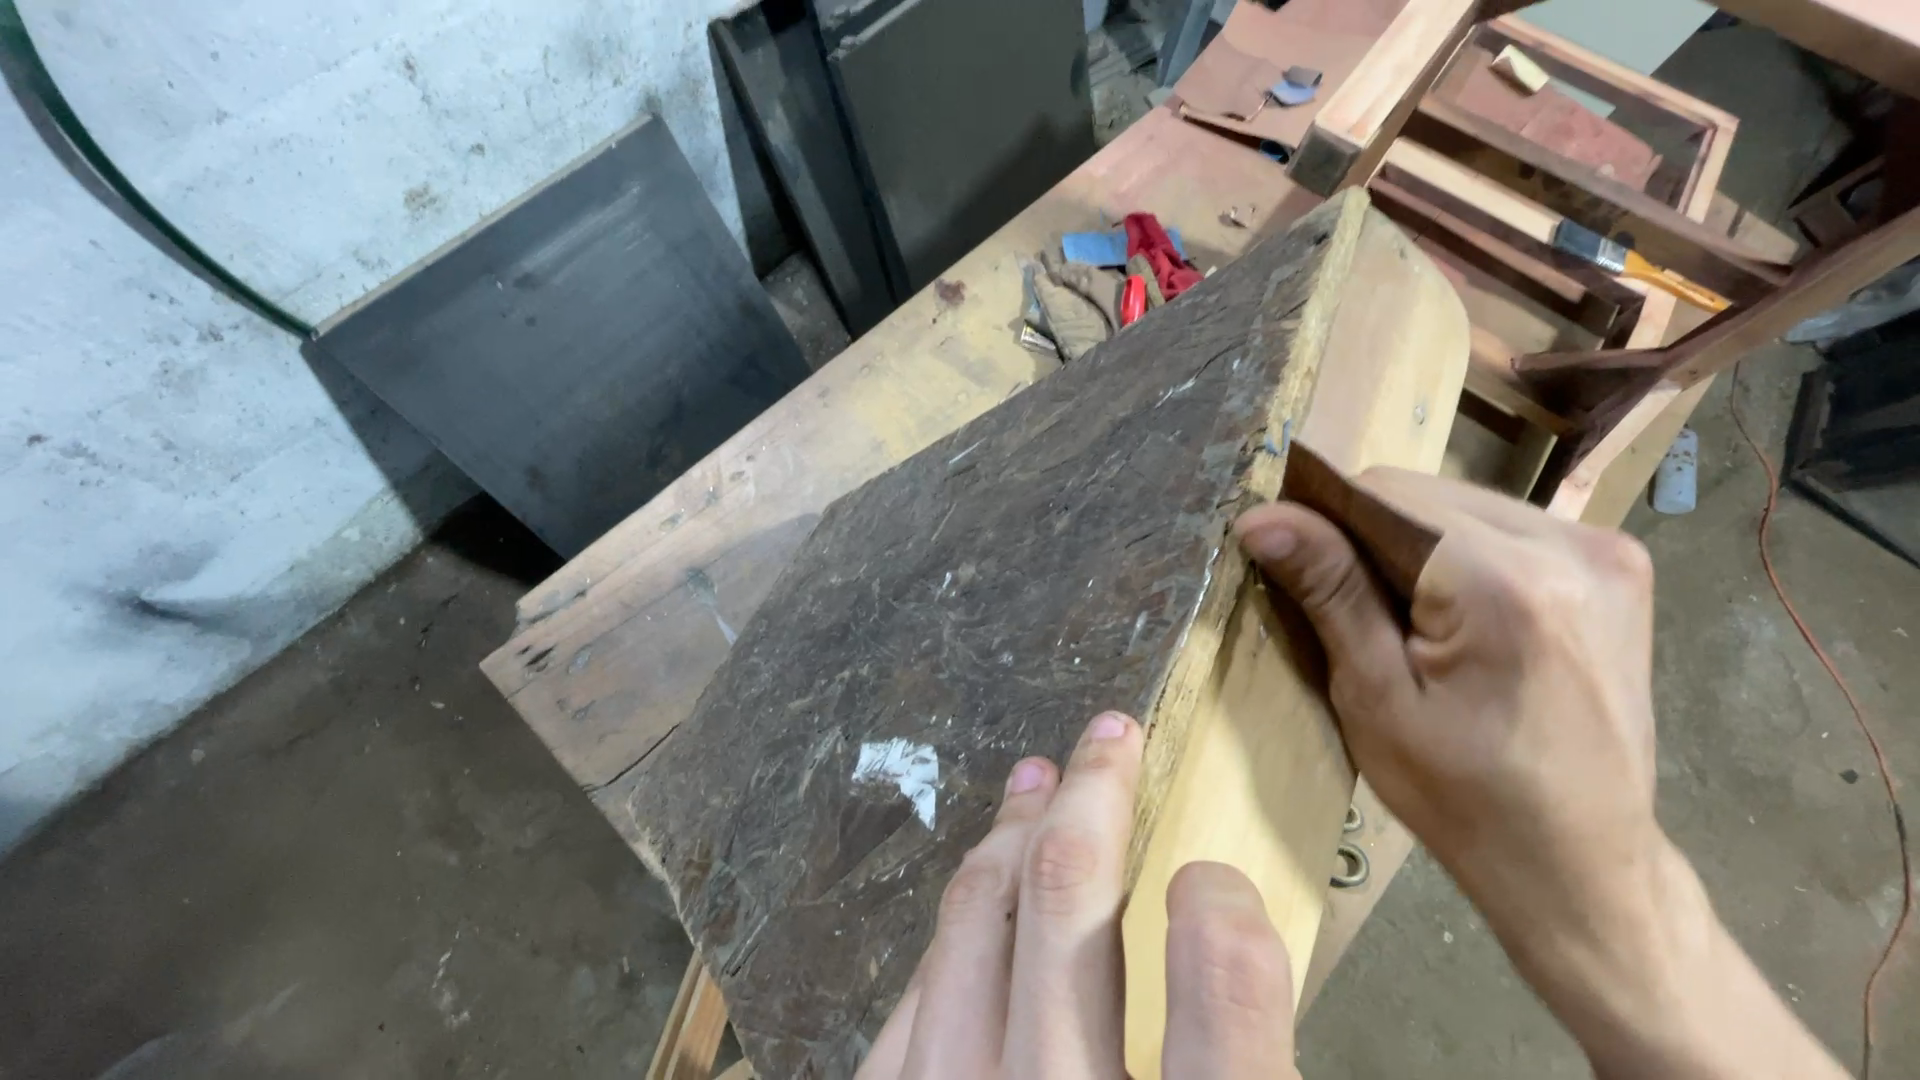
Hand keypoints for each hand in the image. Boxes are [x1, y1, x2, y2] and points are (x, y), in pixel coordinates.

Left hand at [856, 712, 1300, 1079]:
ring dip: (1011, 834)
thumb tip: (1220, 934)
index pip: (1223, 1013)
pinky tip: (982, 875)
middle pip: (1064, 915)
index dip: (1224, 922)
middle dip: (1092, 801)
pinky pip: (914, 991)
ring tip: (1038, 777)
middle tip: (1109, 732)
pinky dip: (957, 919)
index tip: (1211, 876)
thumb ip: (1231, 1054)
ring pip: (973, 923)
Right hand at [1235, 470, 1847, 1078]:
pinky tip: (1447, 610)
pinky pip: (1502, 525)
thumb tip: (1263, 518)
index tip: (1282, 556)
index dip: (1319, 517)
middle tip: (1338, 602)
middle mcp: (1570, 547)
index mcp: (1505, 584)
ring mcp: (1603, 551)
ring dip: (1408, 542)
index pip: (1382, 495)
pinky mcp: (1616, 565)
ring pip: (1459, 502)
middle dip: (1363, 532)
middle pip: (1422, 493)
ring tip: (1393, 614)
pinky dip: (1455, 552)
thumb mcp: (1374, 697)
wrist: (1577, 861)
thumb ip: (1328, 591)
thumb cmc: (1462, 797)